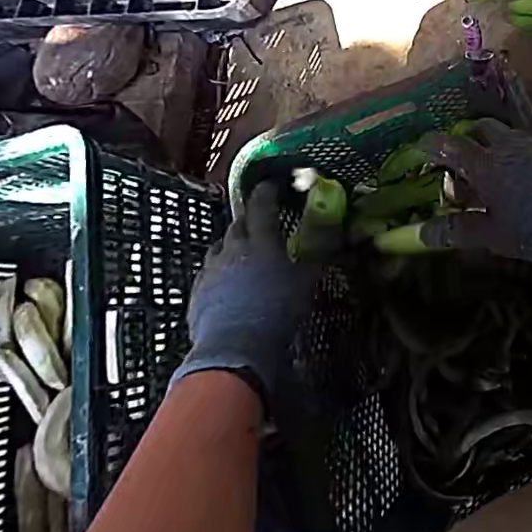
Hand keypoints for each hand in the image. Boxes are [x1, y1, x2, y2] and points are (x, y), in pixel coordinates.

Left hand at [170, 182, 314, 405]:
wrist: (234, 347)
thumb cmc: (278, 309)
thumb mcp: (307, 281)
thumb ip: (318, 253)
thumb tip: (334, 230)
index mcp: (261, 240)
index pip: (262, 205)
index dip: (267, 192)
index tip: (272, 184)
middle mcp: (232, 248)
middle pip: (238, 223)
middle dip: (250, 218)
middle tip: (262, 222)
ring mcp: (210, 270)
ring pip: (221, 246)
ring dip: (233, 244)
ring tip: (245, 252)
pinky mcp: (197, 292)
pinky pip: (209, 271)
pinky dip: (221, 269)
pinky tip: (229, 281)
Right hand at [419, 118, 531, 286]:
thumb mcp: (490, 236)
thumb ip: (456, 230)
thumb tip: (421, 233)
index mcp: (486, 166)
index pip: (451, 146)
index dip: (433, 145)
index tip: (422, 147)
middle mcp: (507, 148)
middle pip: (481, 128)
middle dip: (467, 137)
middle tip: (460, 158)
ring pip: (505, 134)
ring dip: (491, 143)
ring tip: (488, 168)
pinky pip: (525, 144)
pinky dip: (512, 152)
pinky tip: (516, 175)